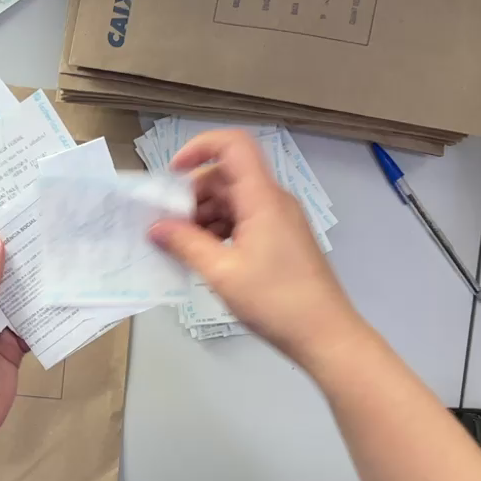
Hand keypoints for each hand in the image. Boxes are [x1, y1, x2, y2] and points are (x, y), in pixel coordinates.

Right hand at [149, 130, 364, 365]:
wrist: (325, 335)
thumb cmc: (275, 301)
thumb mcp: (222, 273)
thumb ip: (185, 244)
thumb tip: (156, 228)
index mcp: (262, 198)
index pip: (233, 146)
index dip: (199, 148)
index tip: (171, 175)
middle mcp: (272, 200)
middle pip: (226, 177)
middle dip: (192, 196)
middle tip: (167, 226)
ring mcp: (278, 220)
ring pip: (231, 201)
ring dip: (203, 217)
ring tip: (181, 248)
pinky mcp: (279, 240)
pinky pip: (242, 221)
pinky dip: (218, 232)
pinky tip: (203, 257)